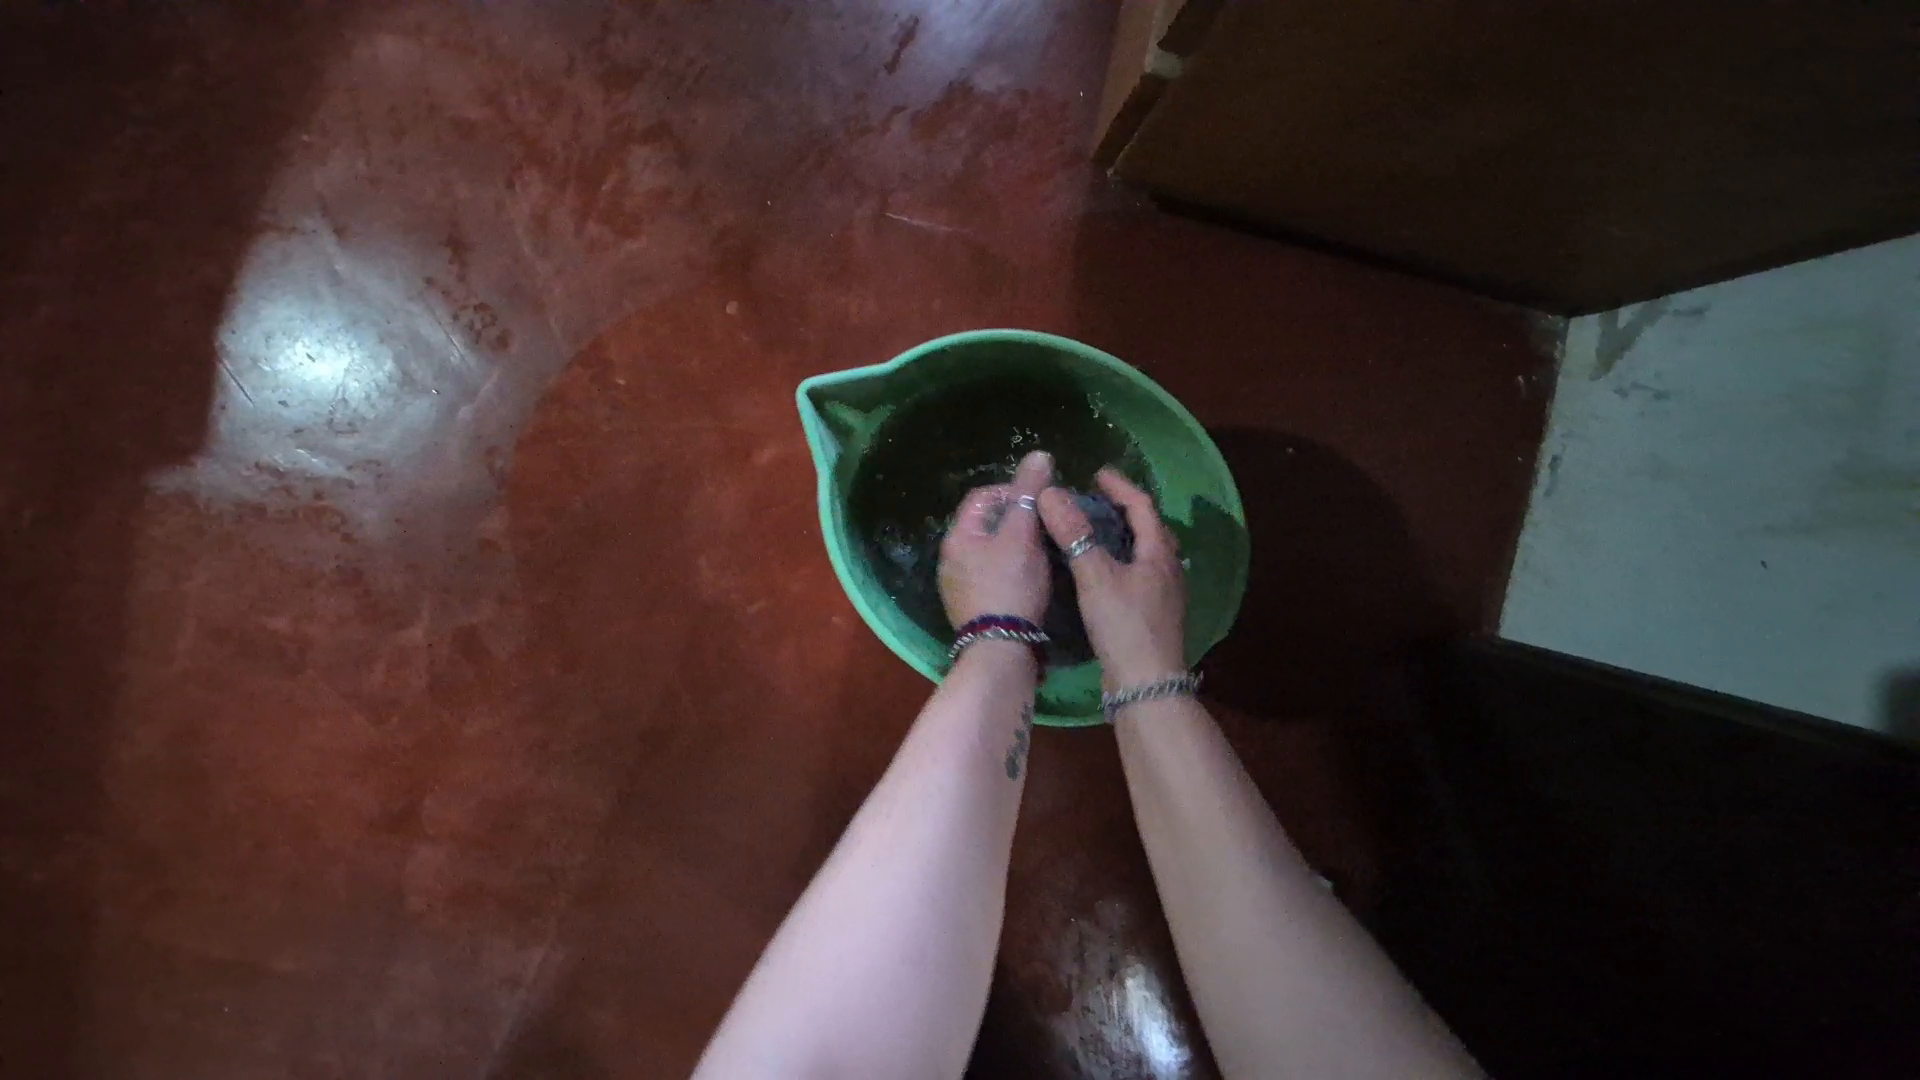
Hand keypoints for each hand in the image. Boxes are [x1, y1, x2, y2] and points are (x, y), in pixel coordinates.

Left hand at [938, 450, 1054, 626]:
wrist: (1001, 649)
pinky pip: (992, 577)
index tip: (1040, 501)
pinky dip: (1011, 571)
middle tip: (1045, 527)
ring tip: (1043, 551)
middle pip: (985, 525)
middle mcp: (950, 559)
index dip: (1013, 491)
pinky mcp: (972, 609)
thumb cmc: (1010, 585)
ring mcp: (958, 586)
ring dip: (1015, 547)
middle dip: (1016, 520)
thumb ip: (1029, 493)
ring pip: (990, 553)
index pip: (982, 496)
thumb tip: (1039, 454)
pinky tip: (1032, 579)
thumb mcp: (1023, 534)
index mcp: (957, 537)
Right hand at [1039, 468, 1185, 687]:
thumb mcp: (1095, 575)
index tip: (1098, 473)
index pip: (1143, 507)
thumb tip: (1051, 492)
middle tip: (1097, 502)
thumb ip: (1074, 534)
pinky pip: (1138, 577)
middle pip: (1150, 530)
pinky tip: (1102, 575)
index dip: (1121, 487)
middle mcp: (1168, 571)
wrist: (1146, 685)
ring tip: (1096, 534)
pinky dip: (1120, 564)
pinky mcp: (1153, 618)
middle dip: (1125, 511)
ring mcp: (1164, 596)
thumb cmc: (1124, 625)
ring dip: (1123, 538)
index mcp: (1158, 554)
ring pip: (1145, 555)